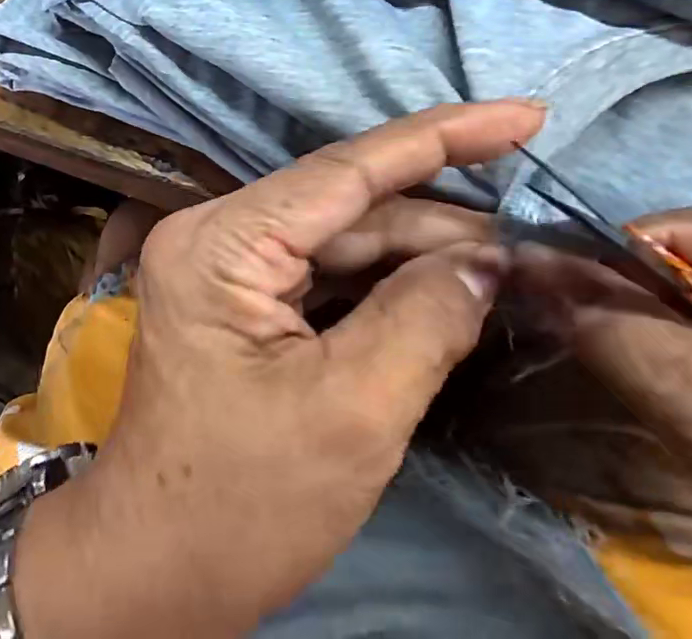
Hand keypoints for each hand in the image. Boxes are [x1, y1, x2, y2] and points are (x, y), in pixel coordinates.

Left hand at [12, 100, 545, 638]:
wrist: (155, 576)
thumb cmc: (242, 506)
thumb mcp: (353, 413)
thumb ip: (428, 317)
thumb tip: (490, 258)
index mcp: (223, 243)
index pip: (347, 170)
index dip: (443, 138)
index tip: (524, 115)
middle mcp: (219, 235)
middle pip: (353, 207)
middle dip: (446, 221)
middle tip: (536, 237)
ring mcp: (229, 267)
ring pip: (348, 241)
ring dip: (426, 254)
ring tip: (510, 267)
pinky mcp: (245, 301)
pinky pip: (332, 274)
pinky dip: (393, 283)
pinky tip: (451, 290)